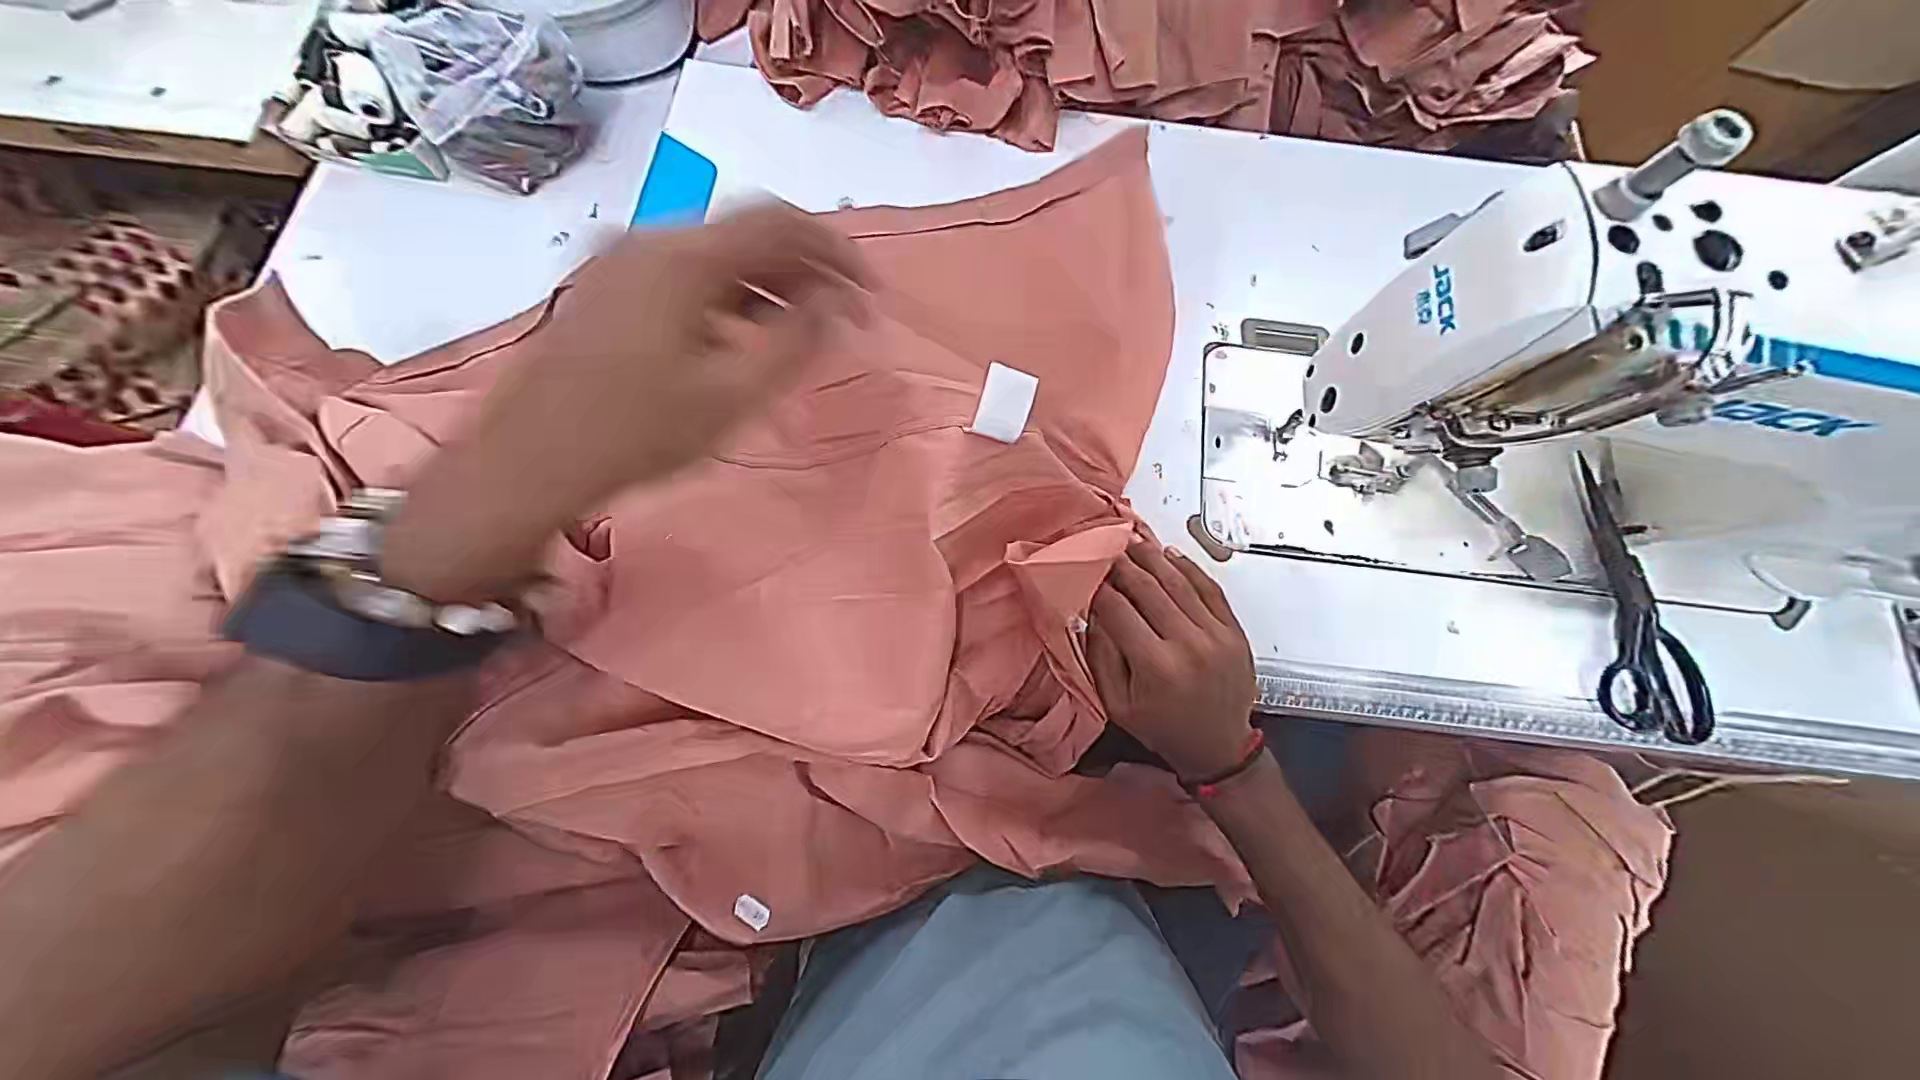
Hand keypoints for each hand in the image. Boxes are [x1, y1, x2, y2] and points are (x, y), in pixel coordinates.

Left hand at [382, 204, 870, 600]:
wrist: (528, 463)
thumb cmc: (639, 435)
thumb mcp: (734, 396)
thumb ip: (797, 343)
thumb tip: (834, 305)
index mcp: (684, 259)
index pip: (780, 223)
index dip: (835, 252)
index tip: (867, 293)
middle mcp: (649, 243)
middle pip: (747, 235)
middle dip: (805, 272)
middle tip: (840, 319)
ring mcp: (621, 264)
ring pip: (717, 257)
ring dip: (768, 287)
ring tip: (799, 334)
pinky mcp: (607, 290)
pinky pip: (685, 277)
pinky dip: (729, 298)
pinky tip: (742, 339)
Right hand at [1087, 541, 1256, 780]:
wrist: (1218, 745)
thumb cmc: (1161, 727)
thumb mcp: (1117, 703)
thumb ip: (1101, 655)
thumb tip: (1091, 610)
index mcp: (1156, 667)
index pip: (1118, 610)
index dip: (1098, 586)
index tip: (1085, 571)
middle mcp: (1189, 646)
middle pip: (1148, 588)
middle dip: (1122, 564)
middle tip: (1105, 546)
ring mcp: (1217, 636)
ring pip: (1178, 582)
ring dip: (1152, 557)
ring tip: (1132, 541)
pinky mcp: (1234, 632)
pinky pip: (1209, 589)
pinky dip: (1188, 568)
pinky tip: (1169, 555)